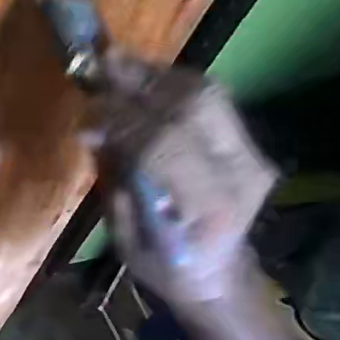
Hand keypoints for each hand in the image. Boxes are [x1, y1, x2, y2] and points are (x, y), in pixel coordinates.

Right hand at [97, 54, 276, 307]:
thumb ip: (116, 180)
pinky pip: (211, 100)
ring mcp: (253, 154)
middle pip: (193, 105)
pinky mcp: (250, 143)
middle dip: (141, 82)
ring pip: (206, 93)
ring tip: (116, 64)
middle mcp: (240, 173)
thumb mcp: (126, 238)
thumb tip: (95, 126)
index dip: (121, 120)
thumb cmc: (165, 268)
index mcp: (209, 208)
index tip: (86, 115)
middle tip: (99, 65)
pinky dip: (171, 84)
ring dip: (156, 75)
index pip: (164, 144)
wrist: (220, 276)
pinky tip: (141, 79)